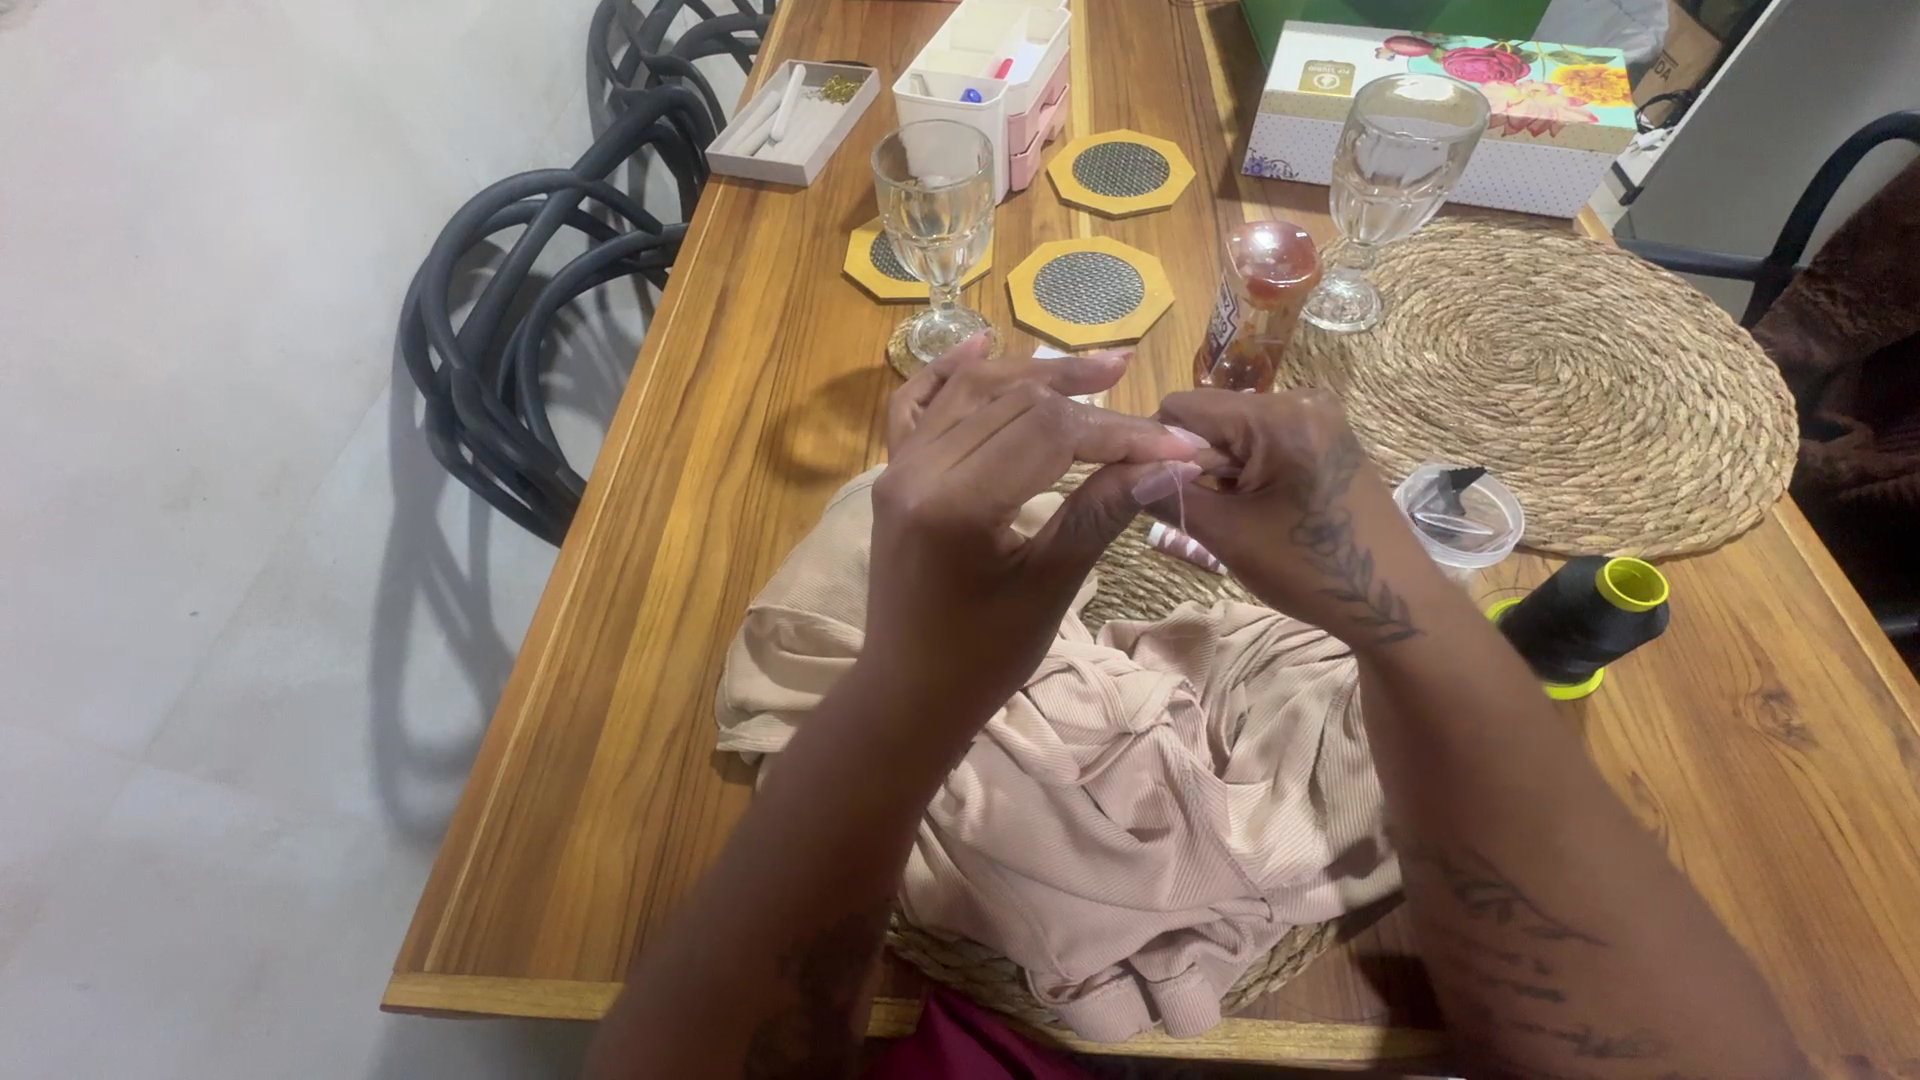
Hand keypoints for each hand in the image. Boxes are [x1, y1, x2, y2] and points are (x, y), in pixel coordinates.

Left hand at [858, 335, 1206, 730]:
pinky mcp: (893, 474)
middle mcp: (917, 470)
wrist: (908, 692)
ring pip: (973, 393)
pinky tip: (980, 344)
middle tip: (1147, 399)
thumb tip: (1171, 463)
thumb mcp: (1050, 588)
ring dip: (1035, 375)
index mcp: (956, 505)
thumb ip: (1102, 513)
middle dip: (1087, 401)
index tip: (1181, 444)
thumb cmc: (982, 659)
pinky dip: (948, 373)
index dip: (1122, 434)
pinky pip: (916, 407)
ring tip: (1099, 367)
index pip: (1052, 435)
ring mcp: (898, 468)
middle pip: (1015, 403)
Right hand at [1147, 389, 1443, 649]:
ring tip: (1234, 517)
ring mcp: (1318, 418)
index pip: (1182, 408)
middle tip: (1203, 514)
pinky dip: (1244, 472)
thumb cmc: (1310, 570)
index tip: (1158, 493)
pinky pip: (1262, 442)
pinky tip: (1257, 509)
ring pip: (1233, 432)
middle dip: (1192, 463)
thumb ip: (1169, 495)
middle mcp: (1300, 401)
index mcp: (1278, 416)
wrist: (1394, 603)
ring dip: (1217, 471)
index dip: (1157, 448)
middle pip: (1209, 417)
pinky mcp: (1326, 438)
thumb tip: (1122, 471)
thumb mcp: (1227, 535)